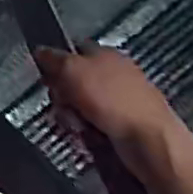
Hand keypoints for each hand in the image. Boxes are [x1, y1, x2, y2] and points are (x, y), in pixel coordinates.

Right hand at [36, 44, 181, 145]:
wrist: (152, 144)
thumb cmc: (111, 100)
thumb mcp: (71, 70)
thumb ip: (52, 58)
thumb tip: (40, 51)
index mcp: (105, 53)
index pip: (72, 49)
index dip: (55, 62)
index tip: (47, 78)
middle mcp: (114, 74)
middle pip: (73, 81)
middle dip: (62, 96)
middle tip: (64, 106)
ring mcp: (121, 102)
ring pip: (81, 106)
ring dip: (72, 118)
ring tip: (78, 128)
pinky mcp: (126, 128)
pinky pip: (95, 127)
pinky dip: (87, 134)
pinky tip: (89, 140)